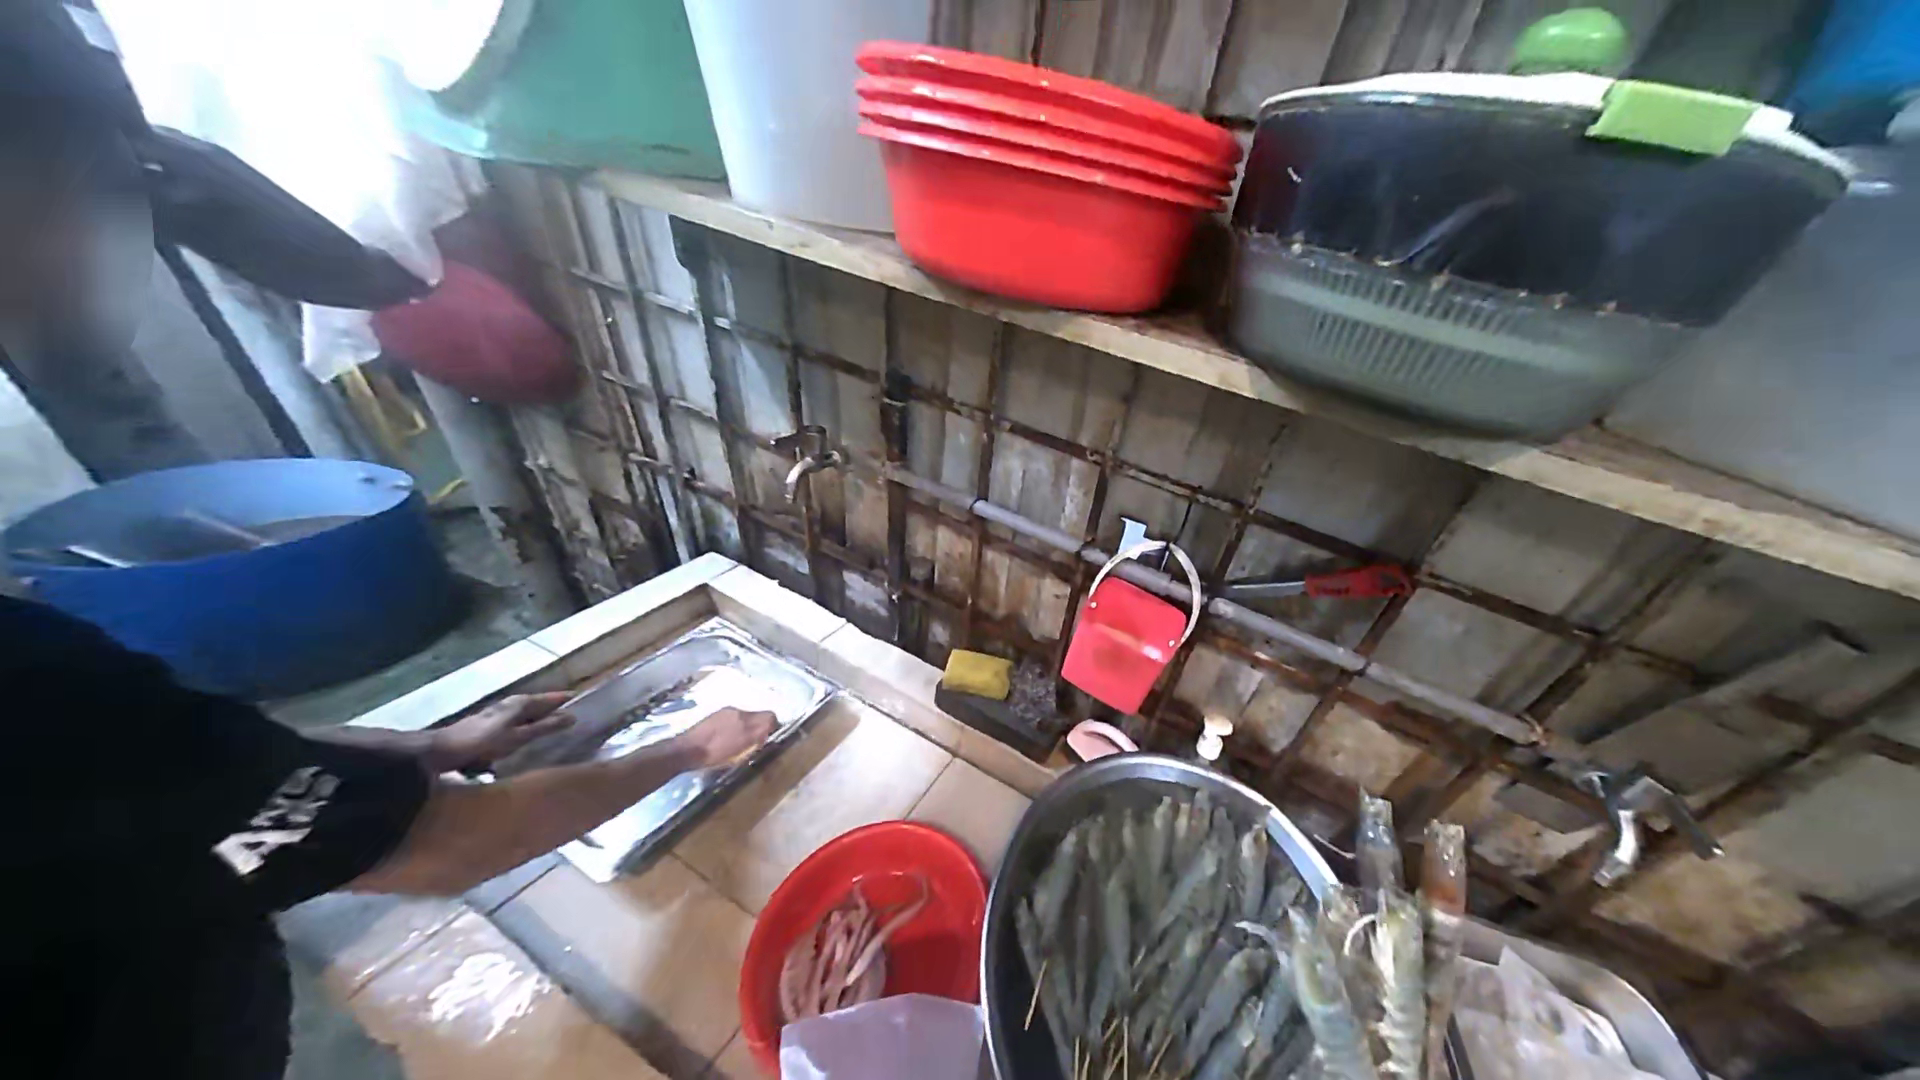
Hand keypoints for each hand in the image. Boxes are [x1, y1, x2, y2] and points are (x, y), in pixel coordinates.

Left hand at [428, 692, 574, 770]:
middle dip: (556, 710)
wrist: (440, 751)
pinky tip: (527, 740)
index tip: (587, 704)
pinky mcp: (490, 725)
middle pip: (541, 705)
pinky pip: (517, 724)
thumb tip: (572, 716)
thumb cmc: (483, 742)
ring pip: (528, 714)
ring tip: (555, 732)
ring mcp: (499, 713)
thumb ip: (545, 727)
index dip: (568, 700)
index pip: (553, 697)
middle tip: (575, 721)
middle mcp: (512, 703)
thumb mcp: (518, 737)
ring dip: (541, 720)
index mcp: (522, 702)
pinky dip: (526, 728)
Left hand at [680, 707, 777, 768]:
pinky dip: (733, 728)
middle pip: (757, 716)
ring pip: (743, 718)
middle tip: (754, 743)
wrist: (685, 751)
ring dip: (745, 727)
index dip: (773, 726)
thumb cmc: (714, 755)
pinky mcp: (712, 718)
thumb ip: (757, 737)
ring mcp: (723, 713)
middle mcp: (736, 711)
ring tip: (737, 743)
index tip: (769, 738)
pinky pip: (731, 720)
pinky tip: (724, 740)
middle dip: (758, 727)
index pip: (770, 716)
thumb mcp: (741, 751)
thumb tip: (769, 730)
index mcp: (745, 718)